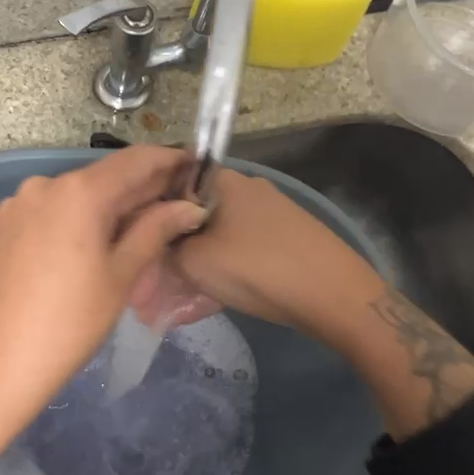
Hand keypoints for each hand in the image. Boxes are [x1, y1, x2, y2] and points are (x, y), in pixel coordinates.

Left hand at [0, 146, 207, 474]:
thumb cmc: (68, 325)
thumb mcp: (120, 277)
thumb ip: (154, 231)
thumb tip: (189, 206)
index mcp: (77, 191)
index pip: (135, 160)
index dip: (170, 161)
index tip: (197, 170)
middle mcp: (43, 185)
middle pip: (104, 176)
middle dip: (142, 190)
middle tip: (178, 211)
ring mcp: (18, 206)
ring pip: (78, 196)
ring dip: (111, 208)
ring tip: (143, 234)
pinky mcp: (3, 229)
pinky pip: (54, 213)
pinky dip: (81, 221)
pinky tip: (99, 246)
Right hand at [173, 168, 473, 438]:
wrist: (333, 295)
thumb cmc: (257, 270)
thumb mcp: (194, 262)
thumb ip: (164, 251)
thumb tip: (153, 249)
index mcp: (224, 179)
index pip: (173, 182)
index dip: (152, 211)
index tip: (140, 241)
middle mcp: (250, 186)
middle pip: (197, 208)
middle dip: (177, 239)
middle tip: (163, 272)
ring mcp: (274, 210)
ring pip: (221, 229)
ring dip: (203, 255)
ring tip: (191, 288)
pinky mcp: (290, 234)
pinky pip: (244, 244)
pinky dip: (229, 264)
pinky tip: (223, 291)